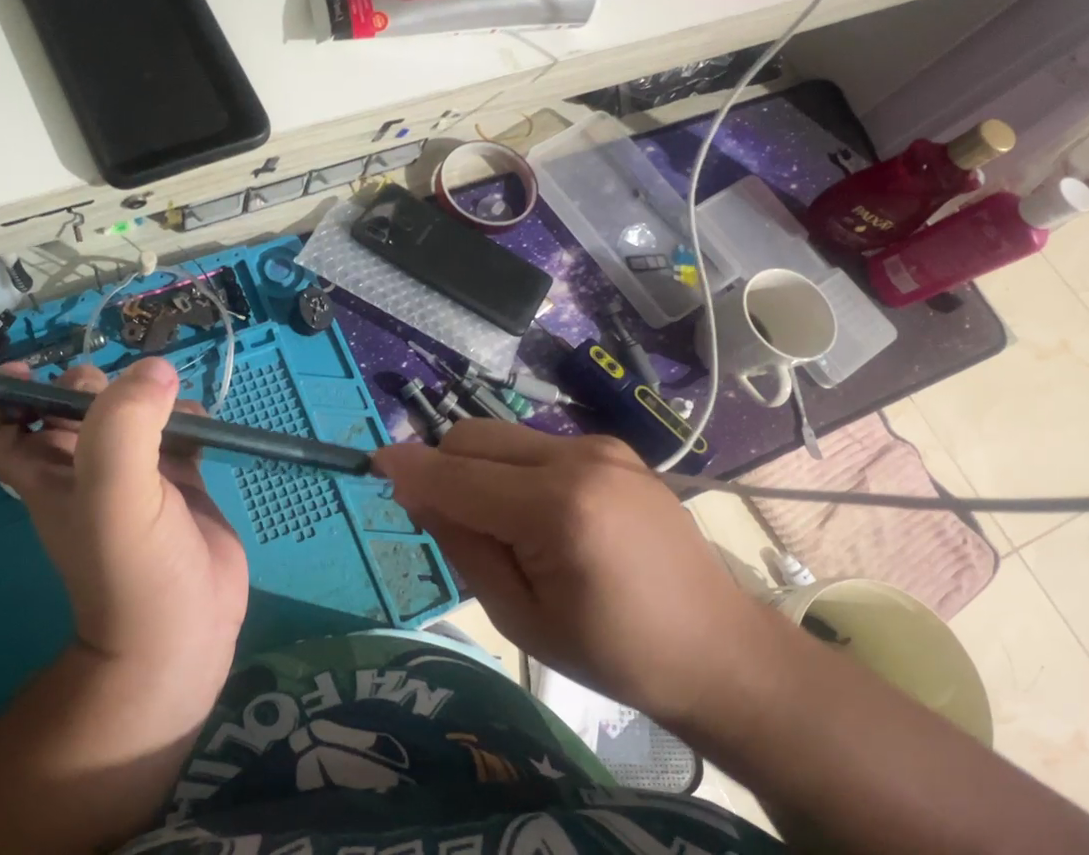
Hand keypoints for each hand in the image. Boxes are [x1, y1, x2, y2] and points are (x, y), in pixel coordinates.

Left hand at [0, 359, 248, 709]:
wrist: (183, 634)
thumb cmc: (131, 568)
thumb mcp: (113, 493)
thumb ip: (124, 424)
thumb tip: (156, 372)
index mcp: (48, 470)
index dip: (0, 396)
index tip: (27, 370)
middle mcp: (85, 466)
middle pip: (72, 405)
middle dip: (93, 384)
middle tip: (129, 388)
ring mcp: (136, 474)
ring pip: (129, 412)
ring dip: (147, 394)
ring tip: (172, 403)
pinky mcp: (179, 482)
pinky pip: (178, 432)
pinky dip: (189, 418)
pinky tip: (203, 426)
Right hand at [375, 421, 765, 721]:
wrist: (717, 650)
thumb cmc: (613, 653)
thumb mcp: (519, 616)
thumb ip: (462, 544)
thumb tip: (415, 491)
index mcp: (555, 508)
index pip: (454, 474)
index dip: (406, 469)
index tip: (371, 466)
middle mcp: (578, 459)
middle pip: (472, 436)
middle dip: (441, 468)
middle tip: (446, 524)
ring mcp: (602, 448)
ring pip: (501, 436)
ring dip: (477, 468)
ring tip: (501, 526)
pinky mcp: (615, 450)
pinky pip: (536, 446)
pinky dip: (513, 469)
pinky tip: (537, 516)